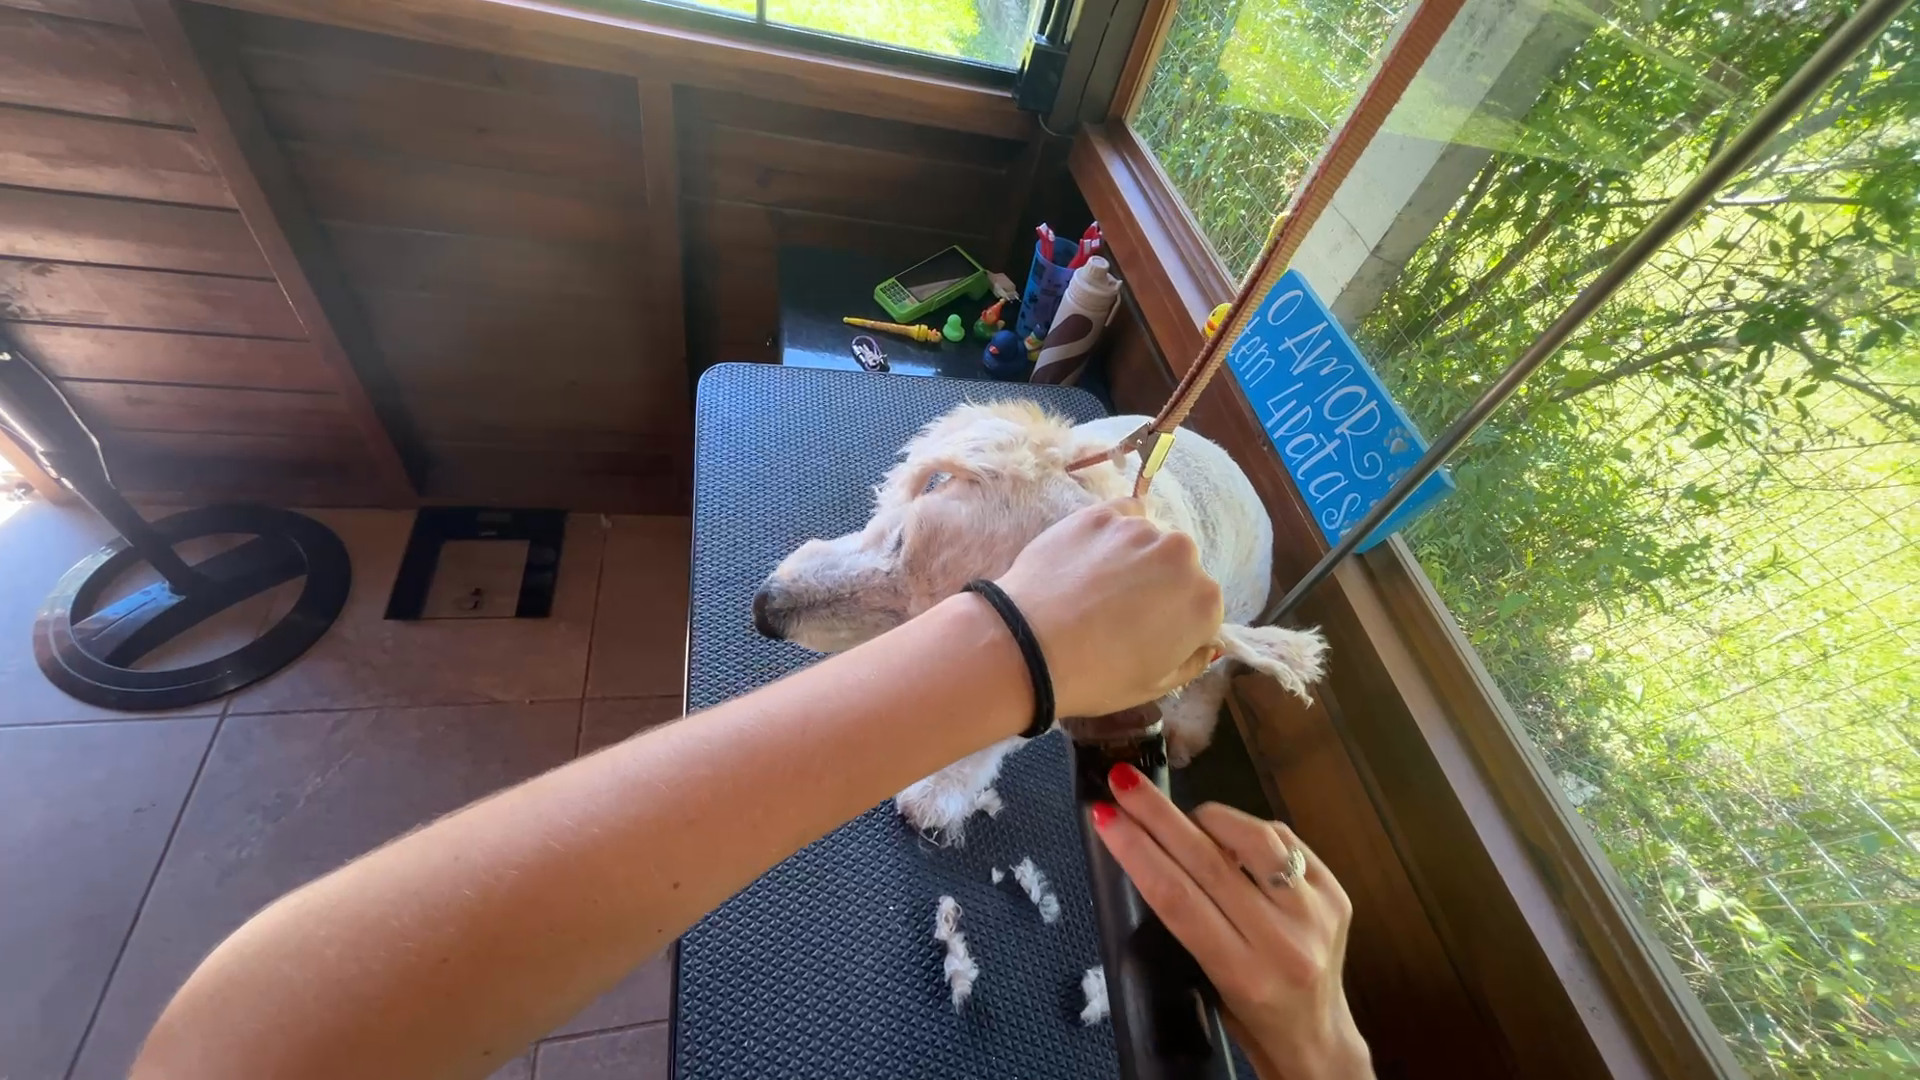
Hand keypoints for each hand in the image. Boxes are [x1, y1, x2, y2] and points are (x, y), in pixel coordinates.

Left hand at [995, 499, 1221, 717]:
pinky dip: (1110, 531)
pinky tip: (1088, 554)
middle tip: (1118, 608)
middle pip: (1178, 566)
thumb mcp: (1154, 687)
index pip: (1202, 605)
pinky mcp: (1099, 513)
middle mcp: (1181, 555)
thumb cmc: (1094, 676)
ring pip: (1146, 540)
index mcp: (1203, 601)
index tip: (1148, 633)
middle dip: (1157, 583)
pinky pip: (1118, 515)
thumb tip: (1206, 644)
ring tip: (1093, 586)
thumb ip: (1191, 661)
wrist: (1026, 646)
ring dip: (1131, 557)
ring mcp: (1138, 529)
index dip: (1175, 621)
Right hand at [1094, 766, 1372, 1079]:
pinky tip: (1228, 837)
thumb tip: (1146, 840)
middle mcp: (1285, 942)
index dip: (1135, 850)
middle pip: (1208, 859)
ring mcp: (1317, 914)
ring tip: (1183, 820)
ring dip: (1204, 816)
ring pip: (1251, 835)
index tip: (1103, 815)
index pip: (1176, 897)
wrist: (1320, 1040)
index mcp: (1242, 973)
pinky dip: (1244, 827)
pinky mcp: (1338, 892)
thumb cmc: (1244, 1013)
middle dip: (1156, 813)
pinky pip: (1281, 836)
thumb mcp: (1202, 977)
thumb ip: (1182, 914)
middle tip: (1122, 780)